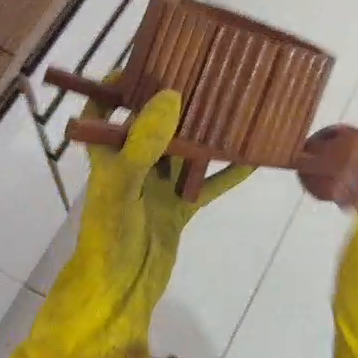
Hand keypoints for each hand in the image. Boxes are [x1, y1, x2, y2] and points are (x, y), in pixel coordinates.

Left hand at [5, 90, 250, 357]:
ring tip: (234, 105)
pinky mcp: (179, 208)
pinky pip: (207, 183)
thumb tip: (171, 96)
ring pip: (185, 150)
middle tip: (206, 74)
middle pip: (153, 123)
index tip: (147, 61)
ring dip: (207, 132)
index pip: (103, 108)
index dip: (117, 83)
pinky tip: (253, 155)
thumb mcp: (121, 188)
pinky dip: (228, 171)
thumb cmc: (109, 238)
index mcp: (108, 155)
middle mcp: (132, 165)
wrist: (120, 296)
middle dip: (176, 100)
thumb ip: (143, 144)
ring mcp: (157, 187)